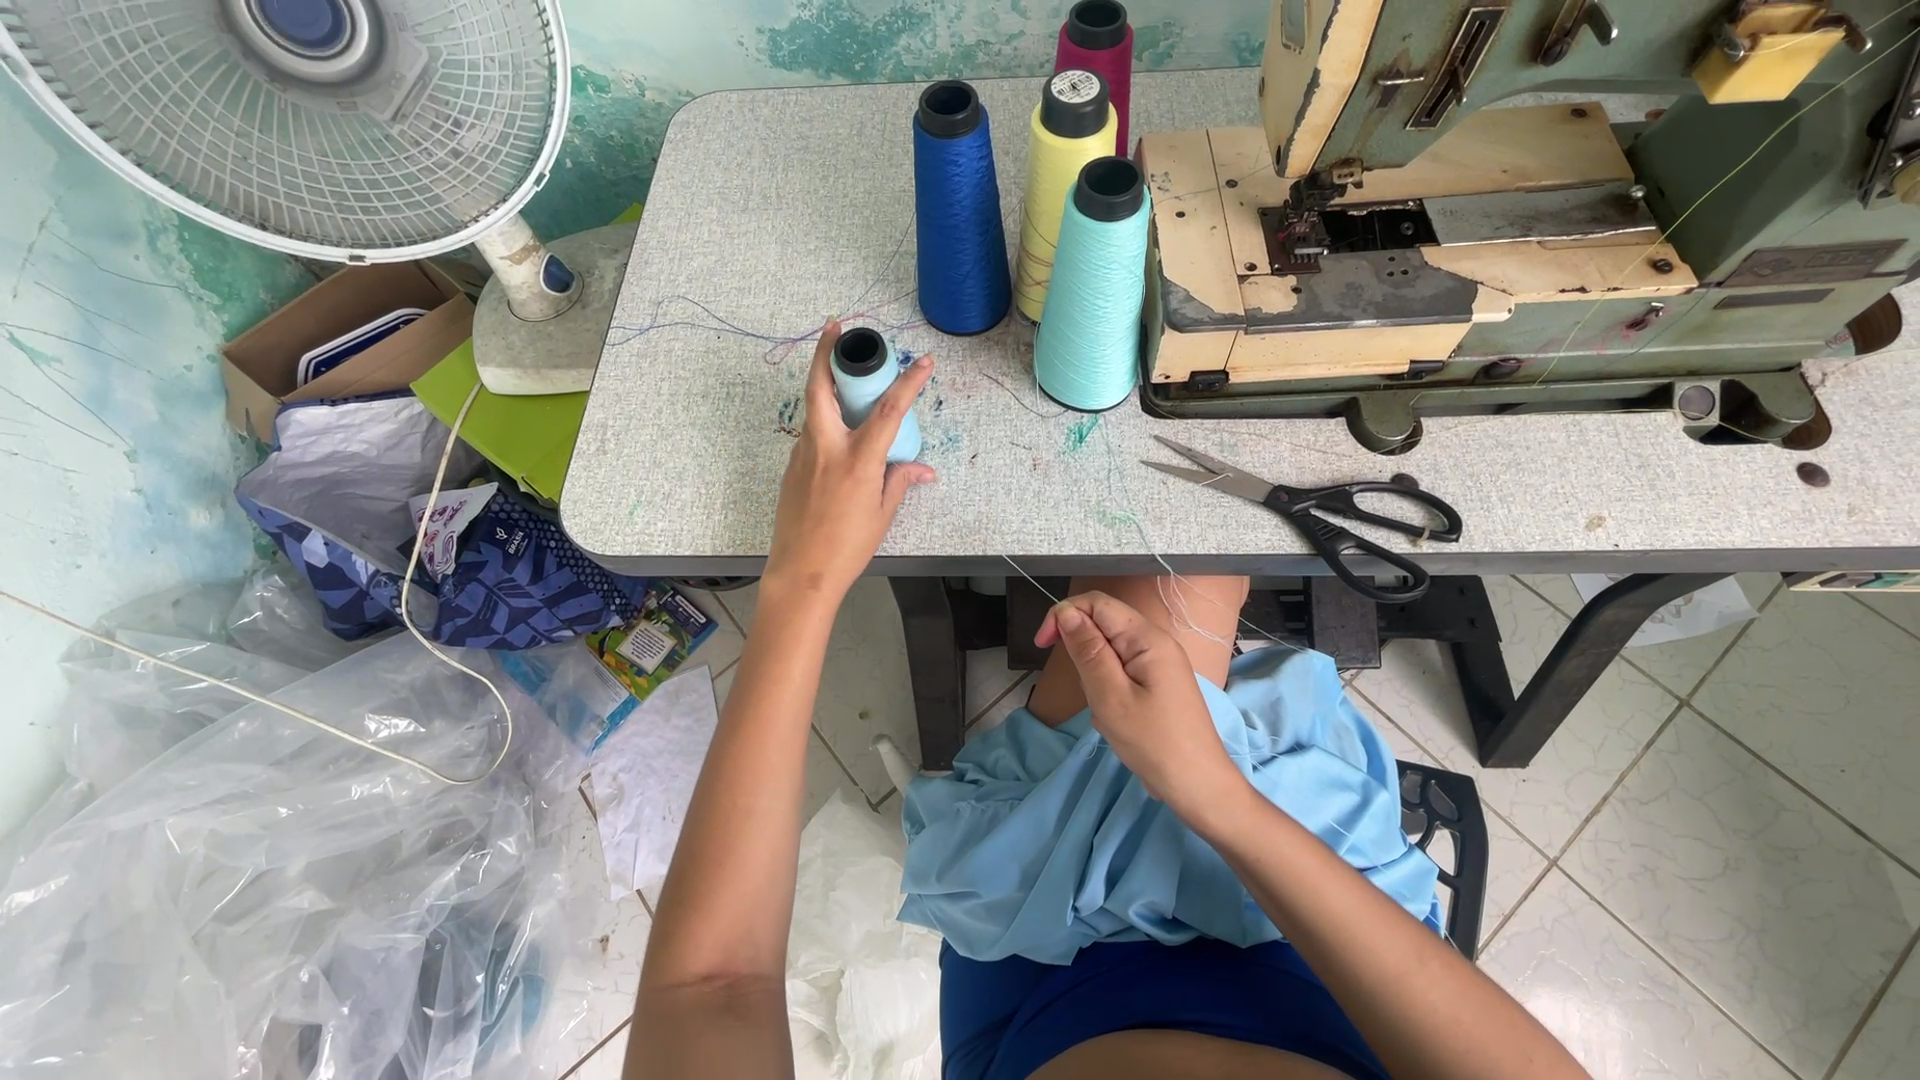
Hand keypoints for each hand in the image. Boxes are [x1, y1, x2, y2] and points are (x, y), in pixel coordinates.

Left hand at [764, 322, 936, 602]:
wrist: (801, 572)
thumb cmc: (847, 547)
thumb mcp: (882, 515)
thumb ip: (900, 481)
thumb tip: (923, 469)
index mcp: (857, 460)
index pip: (889, 410)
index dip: (909, 382)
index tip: (924, 362)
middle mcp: (826, 448)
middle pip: (820, 386)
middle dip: (826, 352)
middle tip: (835, 328)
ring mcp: (803, 456)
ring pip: (812, 408)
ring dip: (824, 384)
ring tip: (840, 372)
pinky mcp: (791, 468)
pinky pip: (810, 435)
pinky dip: (823, 421)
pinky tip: (837, 431)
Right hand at [1036, 591, 1245, 818]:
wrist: (1197, 785)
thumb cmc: (1153, 742)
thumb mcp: (1110, 696)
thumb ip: (1087, 650)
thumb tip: (1066, 613)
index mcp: (1147, 638)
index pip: (1097, 603)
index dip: (1064, 615)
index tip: (1042, 645)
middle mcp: (1156, 642)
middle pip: (1104, 624)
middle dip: (1082, 653)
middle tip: (1087, 692)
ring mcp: (1159, 663)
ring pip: (1109, 651)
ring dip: (1095, 677)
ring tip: (1106, 710)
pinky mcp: (1158, 683)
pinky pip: (1122, 672)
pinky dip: (1108, 690)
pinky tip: (1116, 718)